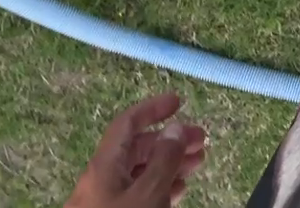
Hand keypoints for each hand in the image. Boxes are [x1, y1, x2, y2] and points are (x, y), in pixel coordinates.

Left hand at [66, 93, 206, 207]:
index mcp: (102, 167)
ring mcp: (102, 205)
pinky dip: (159, 187)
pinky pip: (136, 195)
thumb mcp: (148, 194)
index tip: (180, 102)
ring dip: (169, 164)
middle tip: (200, 140)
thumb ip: (164, 159)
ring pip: (138, 173)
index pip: (127, 124)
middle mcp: (99, 182)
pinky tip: (178, 191)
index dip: (153, 108)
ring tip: (197, 164)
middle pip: (135, 149)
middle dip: (169, 140)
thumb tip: (174, 128)